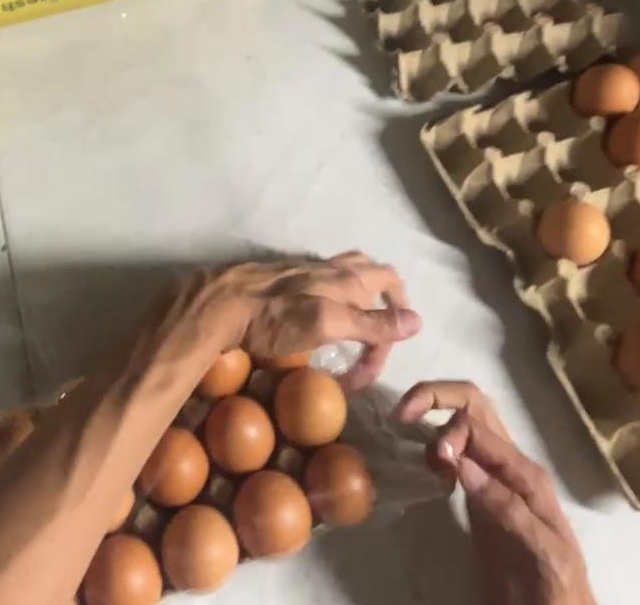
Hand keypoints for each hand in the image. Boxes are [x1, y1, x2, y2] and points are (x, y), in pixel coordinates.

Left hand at [200, 252, 419, 387]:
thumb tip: (417, 321)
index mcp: (347, 277)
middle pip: (374, 271)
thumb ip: (372, 322)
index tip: (368, 372)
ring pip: (349, 270)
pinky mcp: (286, 278)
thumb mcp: (328, 323)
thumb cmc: (275, 318)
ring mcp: (307, 270)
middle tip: (381, 338)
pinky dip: (336, 295)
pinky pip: (324, 278)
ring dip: (363, 295)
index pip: (392, 290)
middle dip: (387, 301)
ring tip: (359, 323)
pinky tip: (322, 314)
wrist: (222, 304)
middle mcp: (331, 267)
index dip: (392, 332)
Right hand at [397, 382, 594, 604]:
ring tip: (410, 441)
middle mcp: (509, 464)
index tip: (432, 458)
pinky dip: (434, 443)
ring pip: (462, 422)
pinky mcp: (480, 494)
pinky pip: (456, 452)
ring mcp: (493, 477)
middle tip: (400, 416)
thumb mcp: (541, 551)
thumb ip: (506, 506)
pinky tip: (422, 463)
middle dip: (434, 396)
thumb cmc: (557, 590)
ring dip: (432, 419)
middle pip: (471, 404)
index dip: (449, 429)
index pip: (478, 424)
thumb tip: (460, 460)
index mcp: (525, 472)